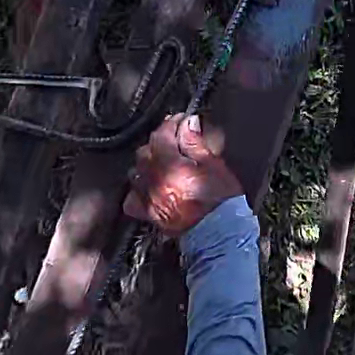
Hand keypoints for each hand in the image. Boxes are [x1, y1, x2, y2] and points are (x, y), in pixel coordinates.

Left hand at [124, 113, 244, 235]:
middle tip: (175, 137)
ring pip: (136, 171)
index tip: (181, 120)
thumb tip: (187, 123)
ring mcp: (149, 200)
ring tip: (163, 159)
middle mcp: (154, 183)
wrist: (221, 234)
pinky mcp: (149, 215)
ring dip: (147, 162)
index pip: (161, 136)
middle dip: (159, 141)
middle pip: (145, 151)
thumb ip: (195, 143)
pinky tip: (149, 184)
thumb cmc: (221, 200)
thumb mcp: (213, 164)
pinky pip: (132, 198)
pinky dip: (138, 188)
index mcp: (170, 167)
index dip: (170, 123)